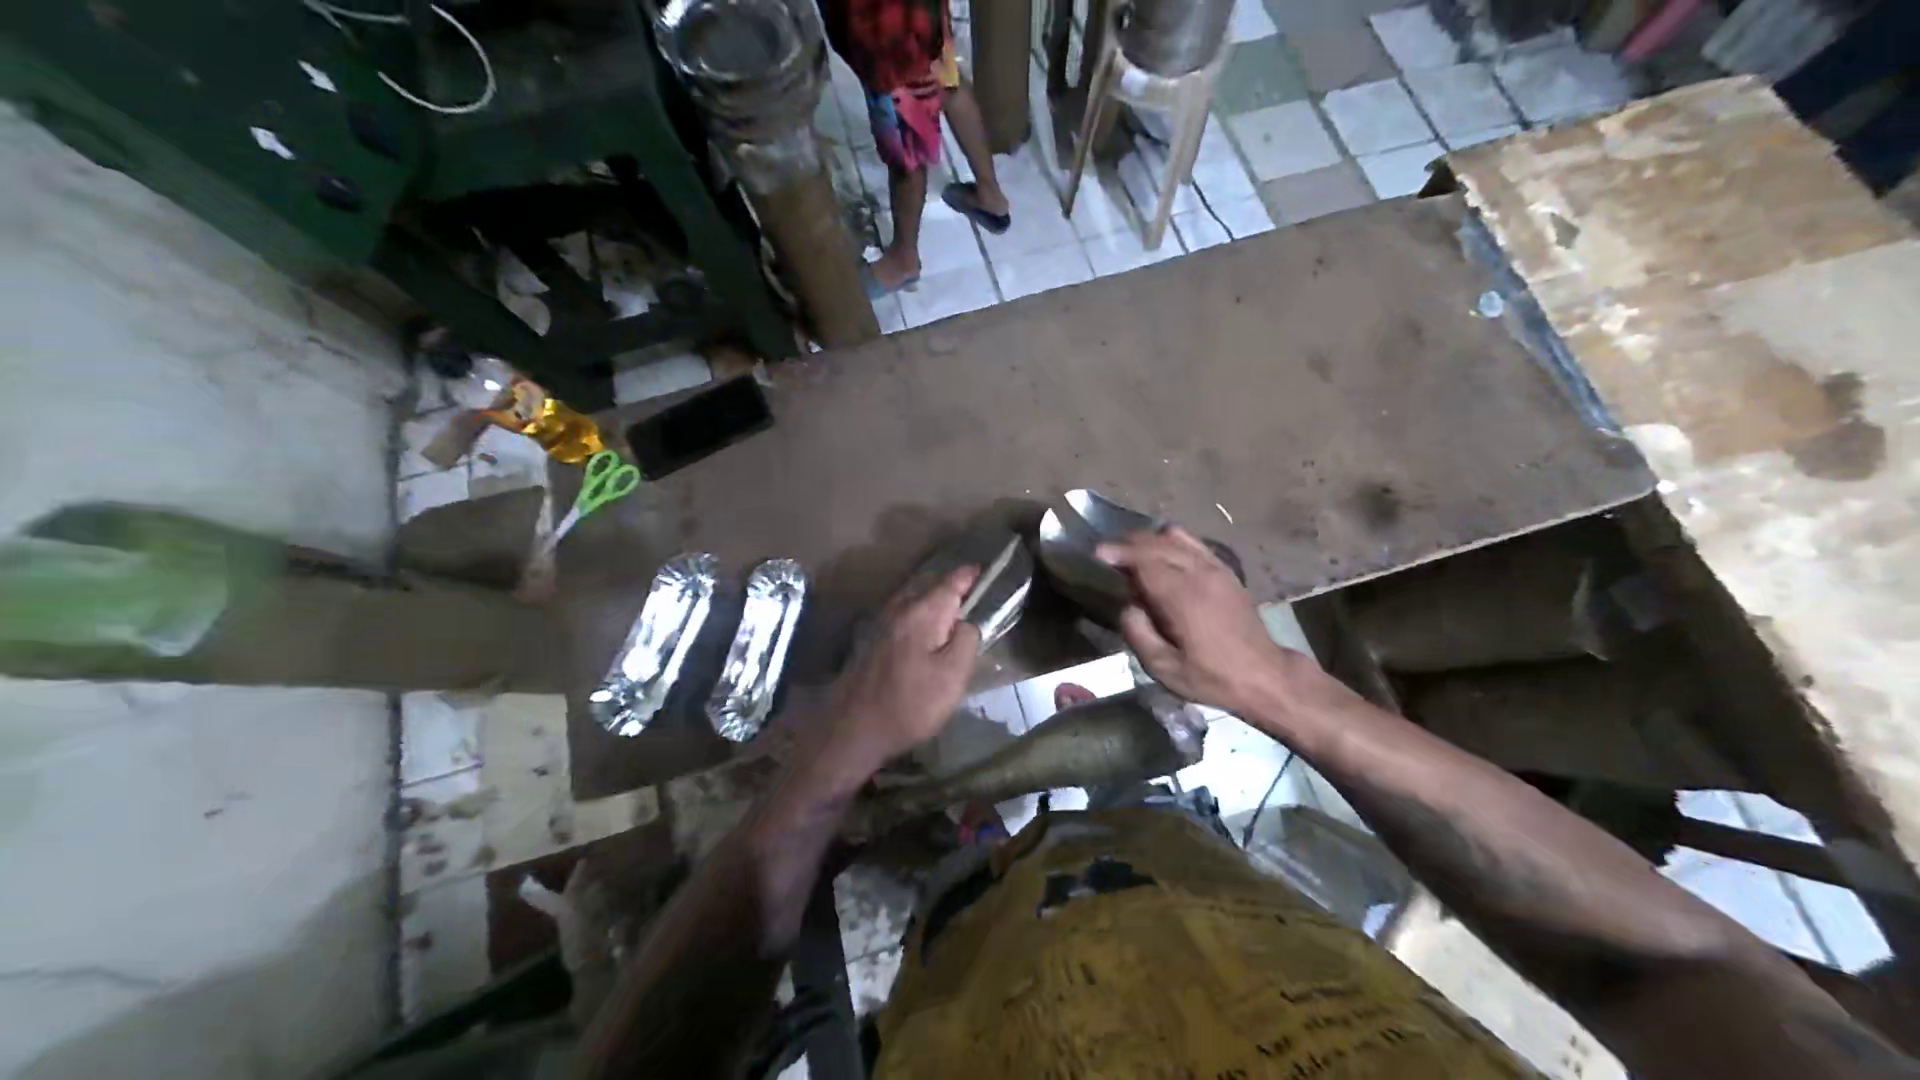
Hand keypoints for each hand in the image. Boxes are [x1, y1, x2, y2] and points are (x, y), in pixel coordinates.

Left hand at [810, 566, 982, 782]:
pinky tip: (924, 628)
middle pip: (929, 586)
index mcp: (922, 613)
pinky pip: (902, 614)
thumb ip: (966, 641)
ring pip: (912, 600)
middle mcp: (899, 610)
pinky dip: (918, 612)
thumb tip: (966, 622)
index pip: (950, 583)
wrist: (855, 729)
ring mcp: (882, 625)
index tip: (983, 569)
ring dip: (932, 598)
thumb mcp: (953, 675)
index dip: (968, 575)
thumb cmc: (911, 703)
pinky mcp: (873, 642)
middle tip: (972, 588)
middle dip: (950, 584)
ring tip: (952, 606)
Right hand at [1096, 527, 1299, 716]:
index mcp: (1182, 596)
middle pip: (1157, 543)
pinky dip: (1172, 542)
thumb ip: (1138, 633)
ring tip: (1133, 553)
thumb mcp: (1164, 668)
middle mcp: (1199, 574)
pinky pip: (1194, 543)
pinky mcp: (1226, 571)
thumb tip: (1128, 606)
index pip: (1144, 560)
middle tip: (1109, 554)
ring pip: (1176, 538)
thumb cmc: (1212, 677)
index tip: (1098, 553)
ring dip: (1150, 540)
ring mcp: (1216, 569)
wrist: (1264, 675)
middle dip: (1129, 544)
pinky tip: (1162, 555)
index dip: (1119, 553)